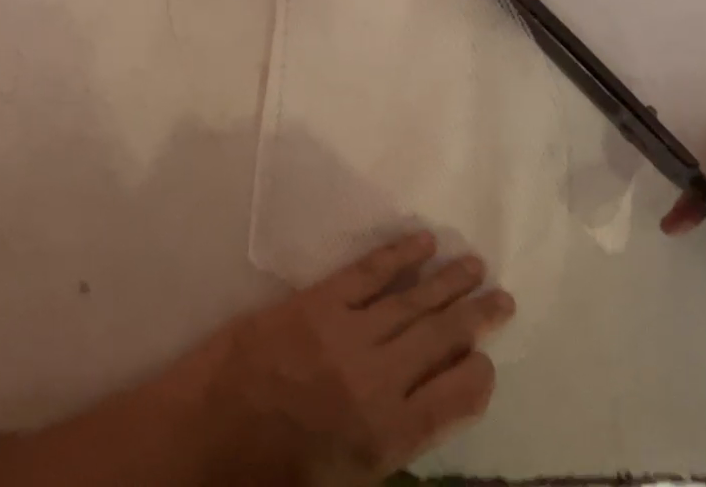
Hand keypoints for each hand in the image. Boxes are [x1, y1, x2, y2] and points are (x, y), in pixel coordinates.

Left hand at [187, 232, 514, 485]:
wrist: (202, 437)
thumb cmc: (271, 471)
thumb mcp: (346, 478)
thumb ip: (393, 442)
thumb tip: (425, 402)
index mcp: (389, 437)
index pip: (462, 396)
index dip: (479, 374)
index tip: (484, 360)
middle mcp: (380, 382)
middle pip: (443, 339)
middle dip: (479, 316)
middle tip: (503, 296)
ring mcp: (348, 337)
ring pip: (414, 301)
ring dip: (449, 280)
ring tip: (476, 265)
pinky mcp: (317, 304)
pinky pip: (369, 273)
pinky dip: (399, 255)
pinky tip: (423, 242)